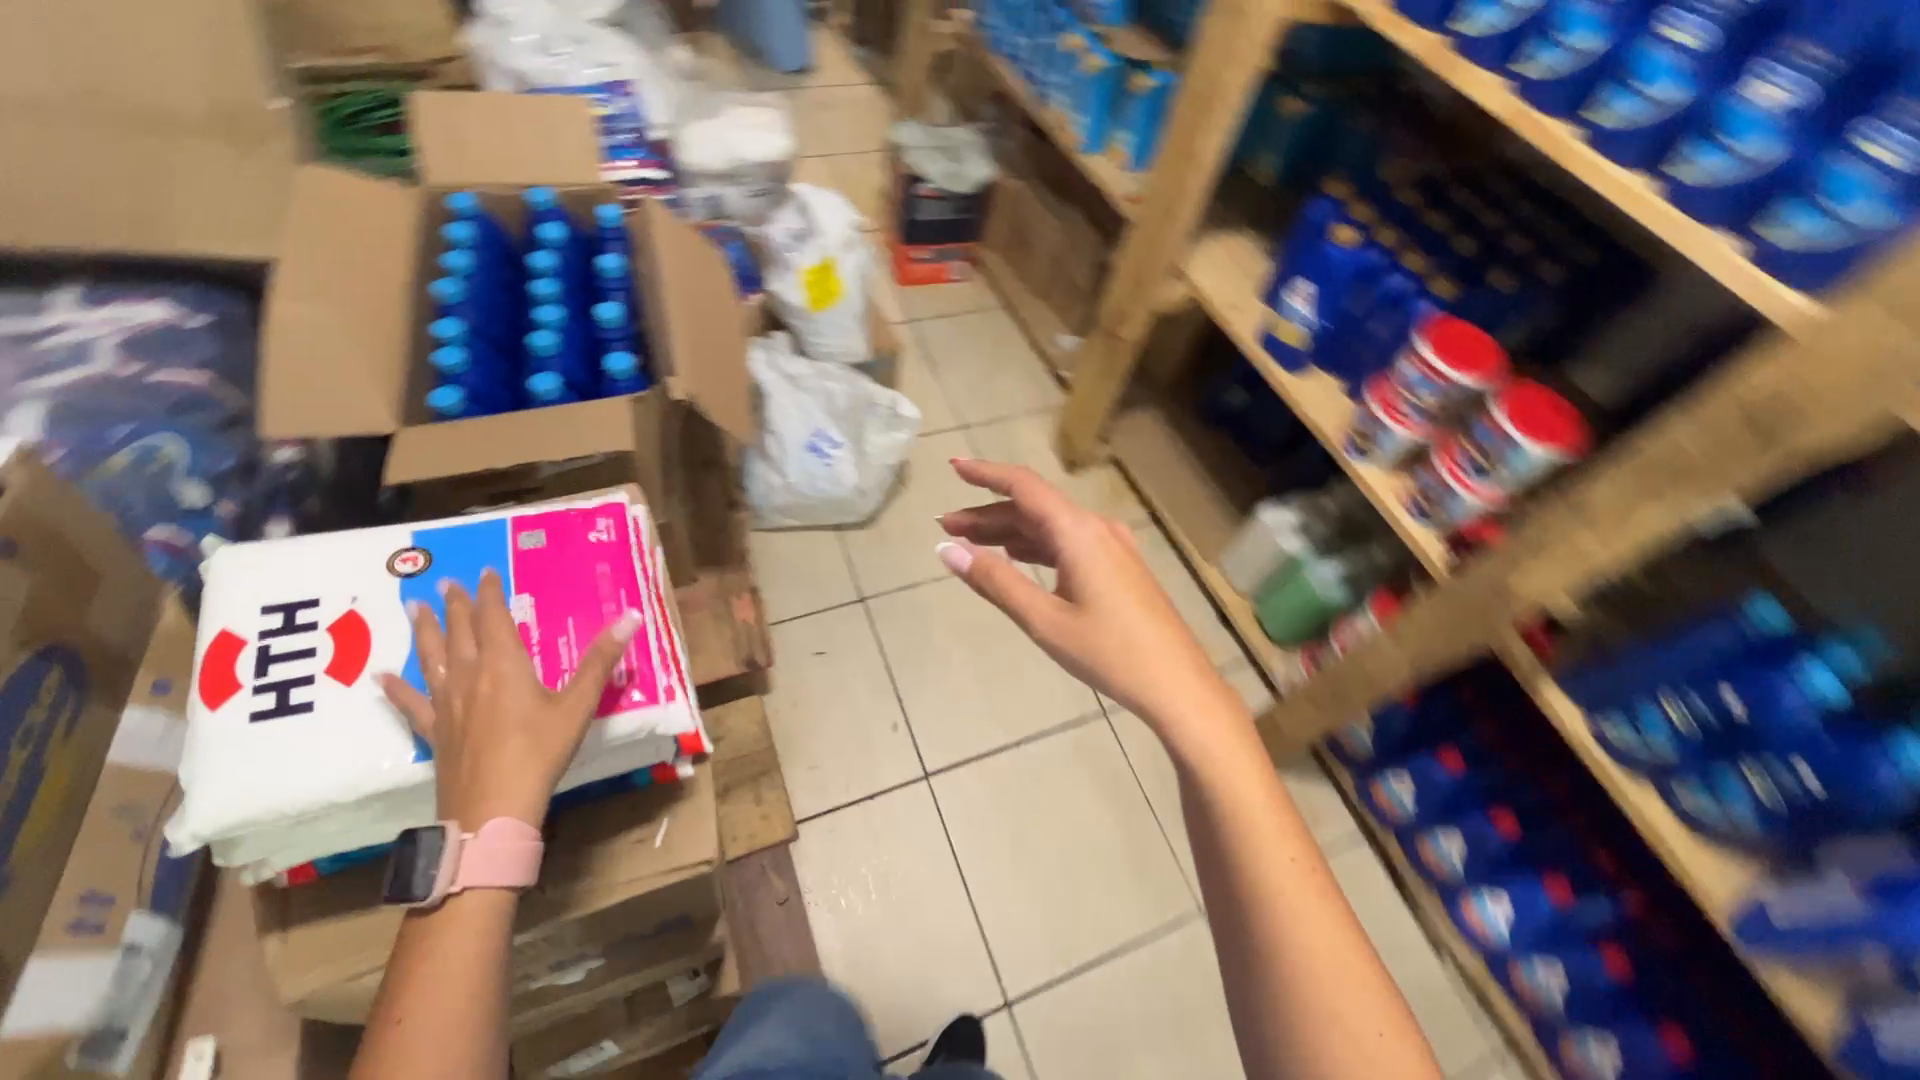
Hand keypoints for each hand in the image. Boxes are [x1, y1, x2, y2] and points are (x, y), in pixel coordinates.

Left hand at [377, 569, 641, 830]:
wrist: (493, 806)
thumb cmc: (540, 751)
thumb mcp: (578, 705)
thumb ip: (601, 660)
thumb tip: (632, 617)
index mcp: (504, 664)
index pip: (493, 617)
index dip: (489, 593)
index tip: (484, 571)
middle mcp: (469, 676)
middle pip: (459, 631)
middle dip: (455, 605)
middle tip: (446, 581)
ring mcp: (446, 704)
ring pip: (431, 658)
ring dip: (423, 630)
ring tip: (412, 607)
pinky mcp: (433, 731)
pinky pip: (410, 704)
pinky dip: (395, 688)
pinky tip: (380, 677)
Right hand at [936, 459, 1242, 743]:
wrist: (1177, 684)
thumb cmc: (1109, 653)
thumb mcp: (1044, 620)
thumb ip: (995, 581)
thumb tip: (948, 550)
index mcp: (1078, 532)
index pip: (1024, 486)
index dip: (985, 473)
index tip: (953, 467)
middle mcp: (1096, 528)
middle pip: (1034, 508)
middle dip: (988, 514)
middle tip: (946, 527)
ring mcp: (1112, 547)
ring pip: (1051, 527)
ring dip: (1010, 532)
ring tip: (970, 544)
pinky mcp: (1119, 567)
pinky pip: (1069, 544)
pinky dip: (1036, 547)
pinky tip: (1015, 558)